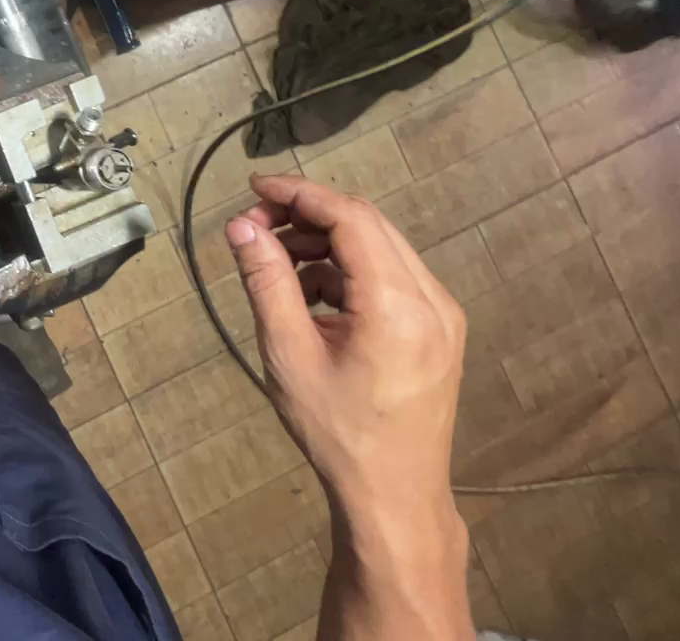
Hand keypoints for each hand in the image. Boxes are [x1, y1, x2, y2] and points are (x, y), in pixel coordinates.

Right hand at [224, 174, 465, 534]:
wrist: (393, 492)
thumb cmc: (334, 426)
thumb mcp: (287, 351)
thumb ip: (266, 281)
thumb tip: (239, 225)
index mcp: (399, 306)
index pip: (352, 219)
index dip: (300, 193)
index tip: (252, 188)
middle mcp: (432, 299)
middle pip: (367, 224)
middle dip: (305, 213)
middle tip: (251, 227)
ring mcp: (440, 313)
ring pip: (376, 245)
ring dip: (320, 240)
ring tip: (271, 262)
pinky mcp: (434, 327)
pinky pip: (384, 272)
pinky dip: (339, 267)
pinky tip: (305, 294)